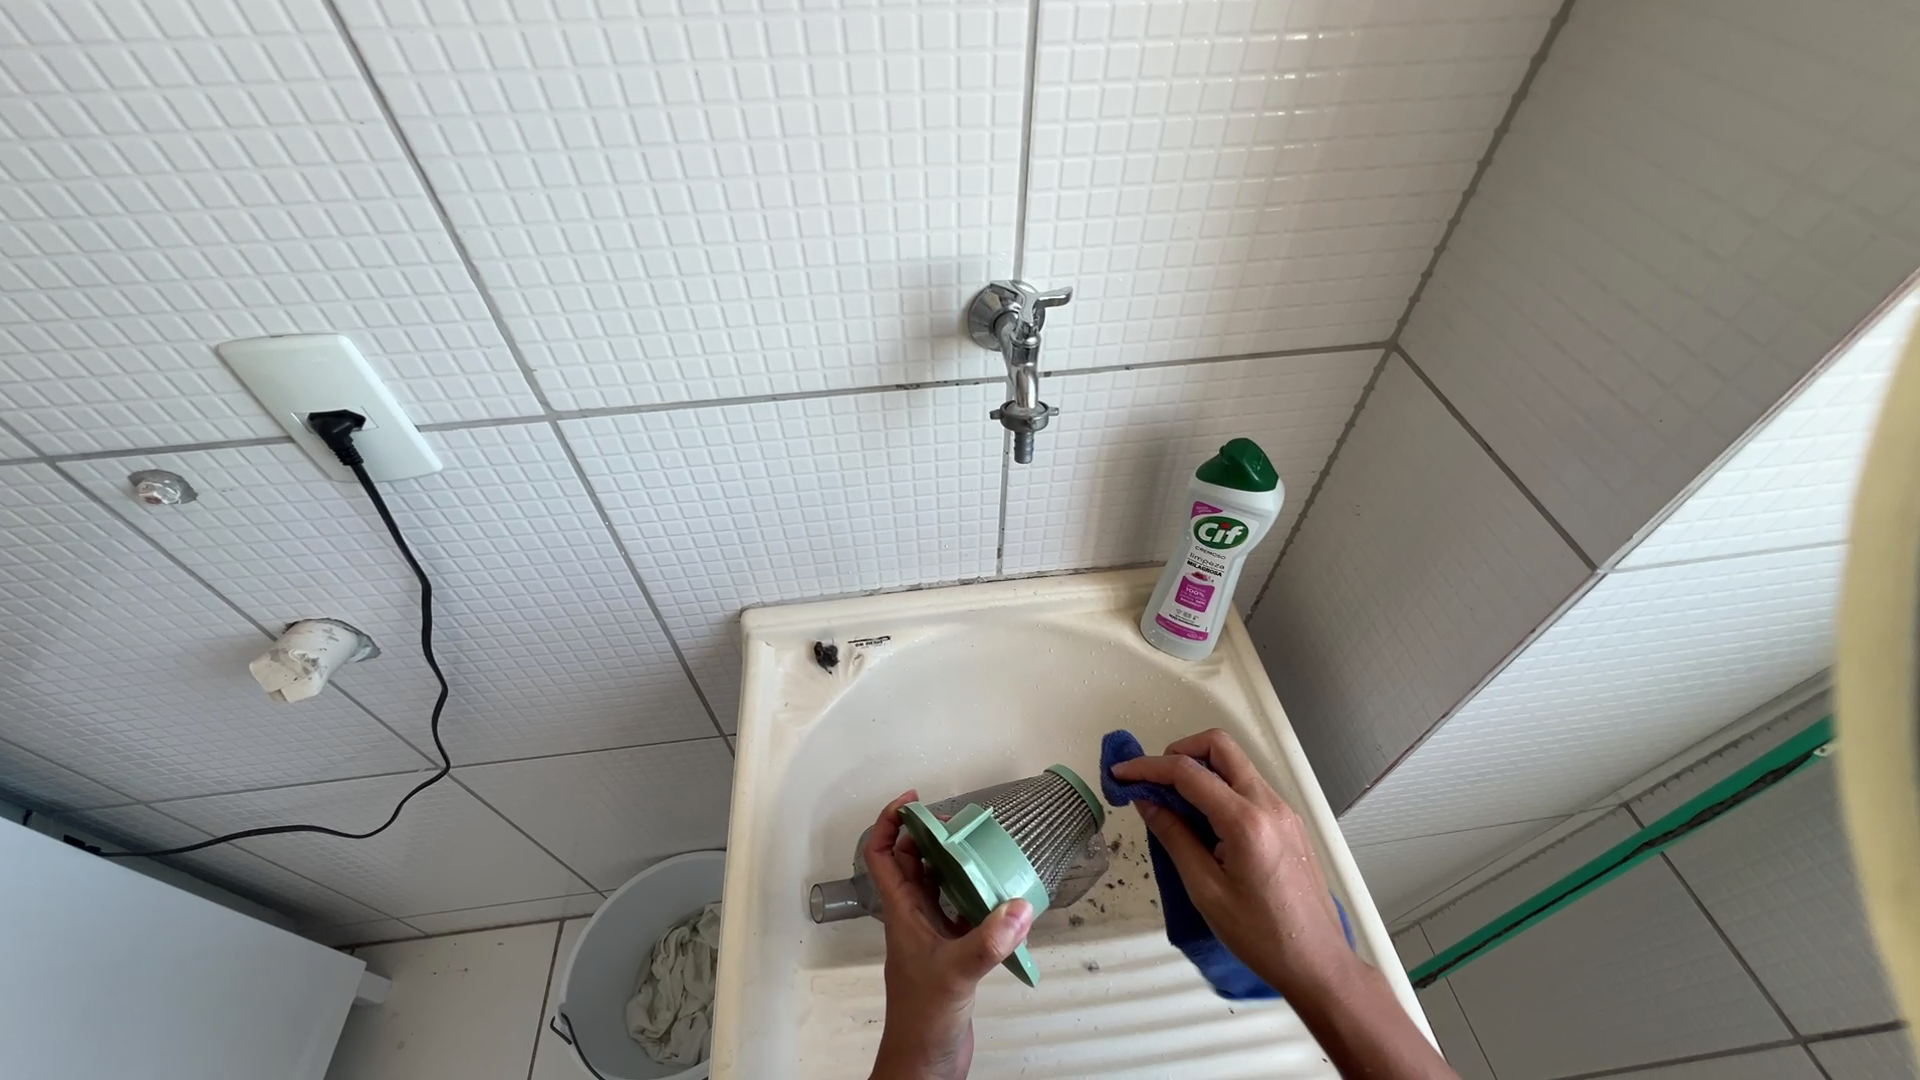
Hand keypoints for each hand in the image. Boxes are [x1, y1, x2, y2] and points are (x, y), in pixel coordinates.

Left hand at [866, 791, 1036, 1079]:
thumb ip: (987, 940)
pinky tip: (1001, 895)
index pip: (883, 855)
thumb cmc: (922, 1020)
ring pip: (938, 883)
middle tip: (961, 822)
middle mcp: (914, 915)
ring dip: (956, 863)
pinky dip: (978, 895)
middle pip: (914, 862)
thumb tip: (1019, 906)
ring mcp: (932, 932)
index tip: (914, 800)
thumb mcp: (956, 973)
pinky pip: (962, 908)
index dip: (891, 823)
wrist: (925, 1064)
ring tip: (983, 847)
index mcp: (901, 911)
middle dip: (931, 836)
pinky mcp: (952, 949)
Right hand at [1108, 729, 1353, 995]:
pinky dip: (1219, 786)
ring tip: (1174, 802)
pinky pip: (1247, 784)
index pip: (1187, 772)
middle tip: (1154, 780)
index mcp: (1246, 821)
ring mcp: (1284, 810)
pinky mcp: (1289, 821)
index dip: (1147, 768)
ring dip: (1200, 768)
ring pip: (1235, 762)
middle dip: (1178, 752)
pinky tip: (1203, 819)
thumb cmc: (1261, 936)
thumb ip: (1174, 837)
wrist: (1319, 965)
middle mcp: (1269, 804)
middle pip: (1218, 745)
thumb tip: (1147, 801)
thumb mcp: (1205, 890)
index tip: (1121, 774)